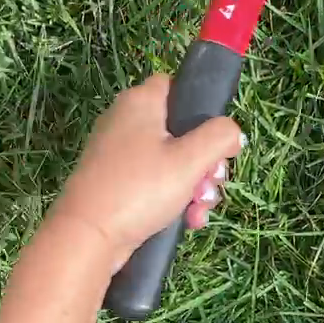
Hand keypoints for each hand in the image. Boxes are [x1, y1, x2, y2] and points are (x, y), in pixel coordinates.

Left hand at [45, 74, 243, 263]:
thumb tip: (233, 134)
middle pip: (182, 131)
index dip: (203, 111)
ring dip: (195, 187)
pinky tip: (187, 221)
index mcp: (141, 102)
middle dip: (206, 163)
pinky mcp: (117, 182)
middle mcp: (126, 121)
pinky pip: (156, 183)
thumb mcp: (190, 160)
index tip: (217, 141)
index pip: (179, 87)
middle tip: (211, 184)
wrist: (90, 236)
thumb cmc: (141, 189)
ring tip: (198, 212)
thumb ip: (220, 136)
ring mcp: (119, 154)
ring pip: (173, 162)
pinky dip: (175, 200)